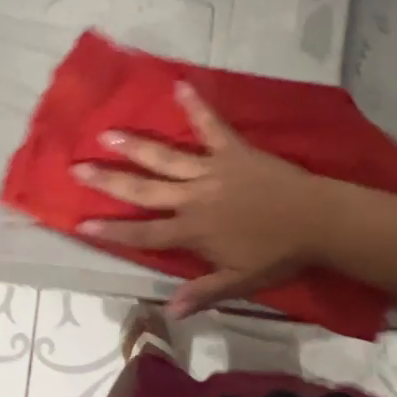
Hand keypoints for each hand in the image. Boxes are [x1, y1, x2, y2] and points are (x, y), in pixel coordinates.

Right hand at [74, 81, 332, 316]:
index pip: (143, 234)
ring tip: (108, 133)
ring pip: (166, 158)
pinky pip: (211, 126)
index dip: (111, 232)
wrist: (318, 220)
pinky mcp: (234, 151)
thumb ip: (203, 292)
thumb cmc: (278, 254)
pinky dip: (197, 107)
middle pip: (143, 190)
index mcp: (192, 231)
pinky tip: (180, 86)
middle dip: (108, 181)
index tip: (81, 224)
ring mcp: (212, 171)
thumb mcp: (239, 282)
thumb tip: (169, 310)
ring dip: (136, 146)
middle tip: (78, 168)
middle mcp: (193, 198)